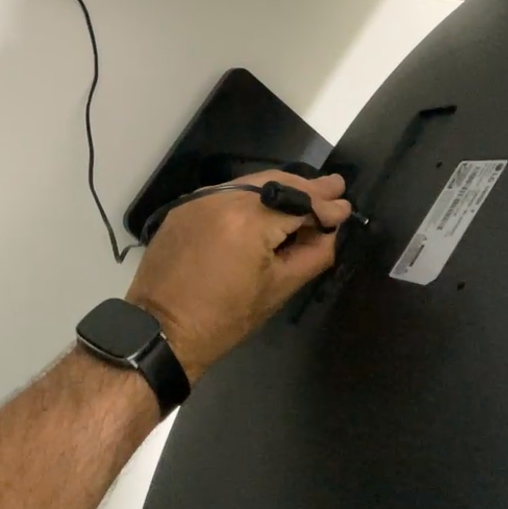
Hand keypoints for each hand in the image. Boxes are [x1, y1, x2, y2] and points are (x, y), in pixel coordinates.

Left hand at [126, 170, 348, 384]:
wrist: (161, 326)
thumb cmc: (224, 317)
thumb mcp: (278, 289)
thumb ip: (312, 254)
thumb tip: (330, 230)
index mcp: (248, 220)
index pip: (299, 202)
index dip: (326, 205)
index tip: (346, 206)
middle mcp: (222, 198)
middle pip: (273, 181)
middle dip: (305, 186)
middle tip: (335, 186)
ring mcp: (199, 200)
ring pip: (248, 183)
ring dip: (278, 187)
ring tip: (307, 192)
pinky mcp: (184, 208)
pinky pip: (225, 193)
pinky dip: (250, 195)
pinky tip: (266, 203)